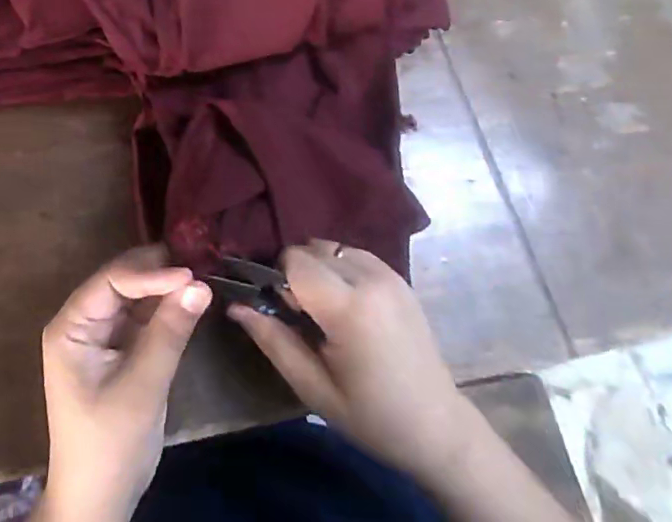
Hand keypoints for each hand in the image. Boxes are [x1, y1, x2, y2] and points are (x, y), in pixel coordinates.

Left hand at [33, 246, 210, 521]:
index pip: (111, 281)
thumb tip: (200, 284)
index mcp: (71, 327)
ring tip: (201, 274)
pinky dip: (165, 306)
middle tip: (200, 262)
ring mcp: (100, 335)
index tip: (190, 272)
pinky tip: (190, 298)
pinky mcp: (119, 349)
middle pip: (122, 281)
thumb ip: (170, 332)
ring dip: (165, 286)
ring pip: (134, 295)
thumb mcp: (143, 387)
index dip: (150, 274)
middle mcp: (82, 322)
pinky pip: (143, 316)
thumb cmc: (110, 444)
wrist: (99, 500)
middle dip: (158, 272)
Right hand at [225, 239, 469, 477]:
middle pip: (311, 249)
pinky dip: (339, 267)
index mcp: (348, 307)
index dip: (278, 279)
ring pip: (331, 247)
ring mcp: (388, 273)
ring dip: (318, 268)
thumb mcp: (312, 388)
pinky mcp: (398, 275)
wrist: (436, 425)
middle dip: (296, 273)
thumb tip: (234, 305)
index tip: (281, 311)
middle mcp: (370, 278)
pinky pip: (353, 253)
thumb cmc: (370, 415)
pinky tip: (346, 302)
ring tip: (324, 309)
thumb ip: (272, 339)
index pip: (294, 260)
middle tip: (301, 315)